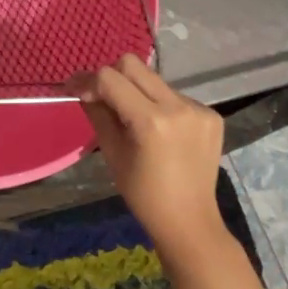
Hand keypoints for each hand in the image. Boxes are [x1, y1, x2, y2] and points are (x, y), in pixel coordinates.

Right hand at [71, 54, 225, 259]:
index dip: (88, 80)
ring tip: (133, 117)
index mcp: (151, 121)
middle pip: (133, 65)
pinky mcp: (212, 115)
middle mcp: (178, 107)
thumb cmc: (144, 194)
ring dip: (136, 90)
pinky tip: (161, 130)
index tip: (76, 90)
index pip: (110, 78)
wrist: (190, 223)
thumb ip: (98, 113)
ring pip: (154, 79)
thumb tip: (84, 89)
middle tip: (101, 97)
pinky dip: (160, 105)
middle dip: (111, 77)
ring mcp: (199, 110)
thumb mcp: (112, 153)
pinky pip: (174, 95)